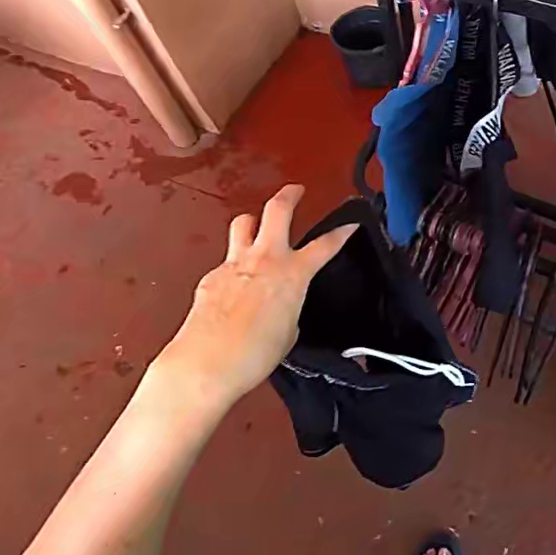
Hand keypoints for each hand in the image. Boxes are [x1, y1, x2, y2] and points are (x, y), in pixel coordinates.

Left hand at [156, 185, 355, 410]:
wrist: (206, 364)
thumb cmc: (253, 354)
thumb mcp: (289, 331)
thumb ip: (290, 306)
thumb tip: (282, 303)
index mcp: (293, 273)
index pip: (326, 244)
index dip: (342, 232)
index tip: (349, 225)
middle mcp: (264, 259)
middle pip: (277, 209)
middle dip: (289, 194)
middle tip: (295, 190)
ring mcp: (234, 264)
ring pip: (243, 223)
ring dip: (253, 220)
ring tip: (258, 225)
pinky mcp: (210, 277)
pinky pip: (226, 260)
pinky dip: (235, 265)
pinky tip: (236, 285)